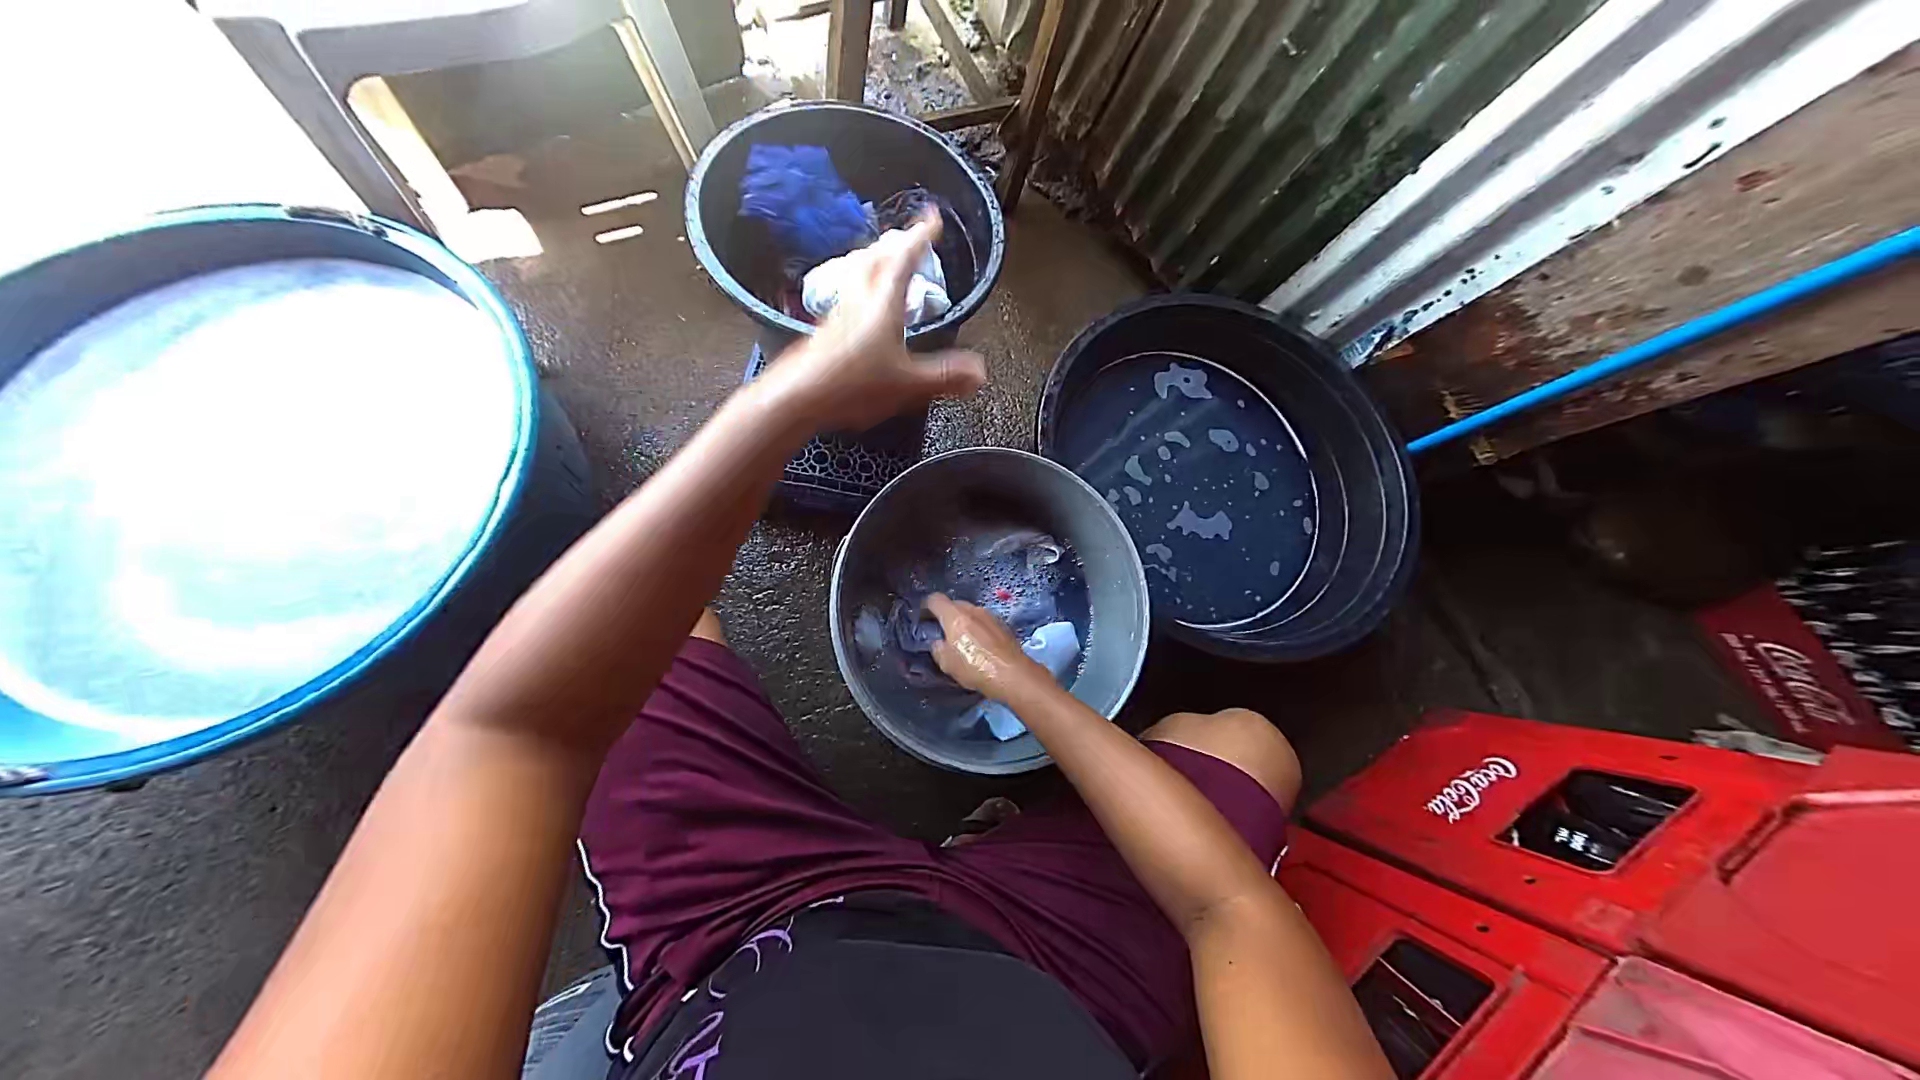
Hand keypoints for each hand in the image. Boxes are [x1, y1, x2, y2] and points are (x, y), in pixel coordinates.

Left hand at [767, 211, 986, 431]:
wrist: (798, 397)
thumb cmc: (849, 385)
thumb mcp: (908, 383)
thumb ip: (945, 376)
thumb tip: (978, 372)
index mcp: (882, 304)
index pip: (905, 258)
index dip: (921, 236)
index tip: (932, 219)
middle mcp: (858, 299)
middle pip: (876, 257)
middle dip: (896, 242)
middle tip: (910, 236)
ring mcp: (838, 312)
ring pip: (857, 271)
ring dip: (874, 258)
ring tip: (884, 258)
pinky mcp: (825, 329)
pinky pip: (846, 292)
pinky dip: (860, 283)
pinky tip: (860, 302)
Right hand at [924, 593, 1048, 699]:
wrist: (1013, 674)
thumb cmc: (975, 669)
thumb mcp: (947, 664)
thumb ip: (938, 648)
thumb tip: (939, 641)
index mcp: (955, 616)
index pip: (935, 599)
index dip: (926, 607)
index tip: (923, 618)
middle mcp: (973, 610)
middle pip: (954, 604)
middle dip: (946, 615)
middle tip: (943, 632)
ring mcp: (990, 615)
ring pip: (971, 612)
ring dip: (964, 621)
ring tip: (963, 640)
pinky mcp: (1003, 624)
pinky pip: (984, 621)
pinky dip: (978, 628)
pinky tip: (980, 645)